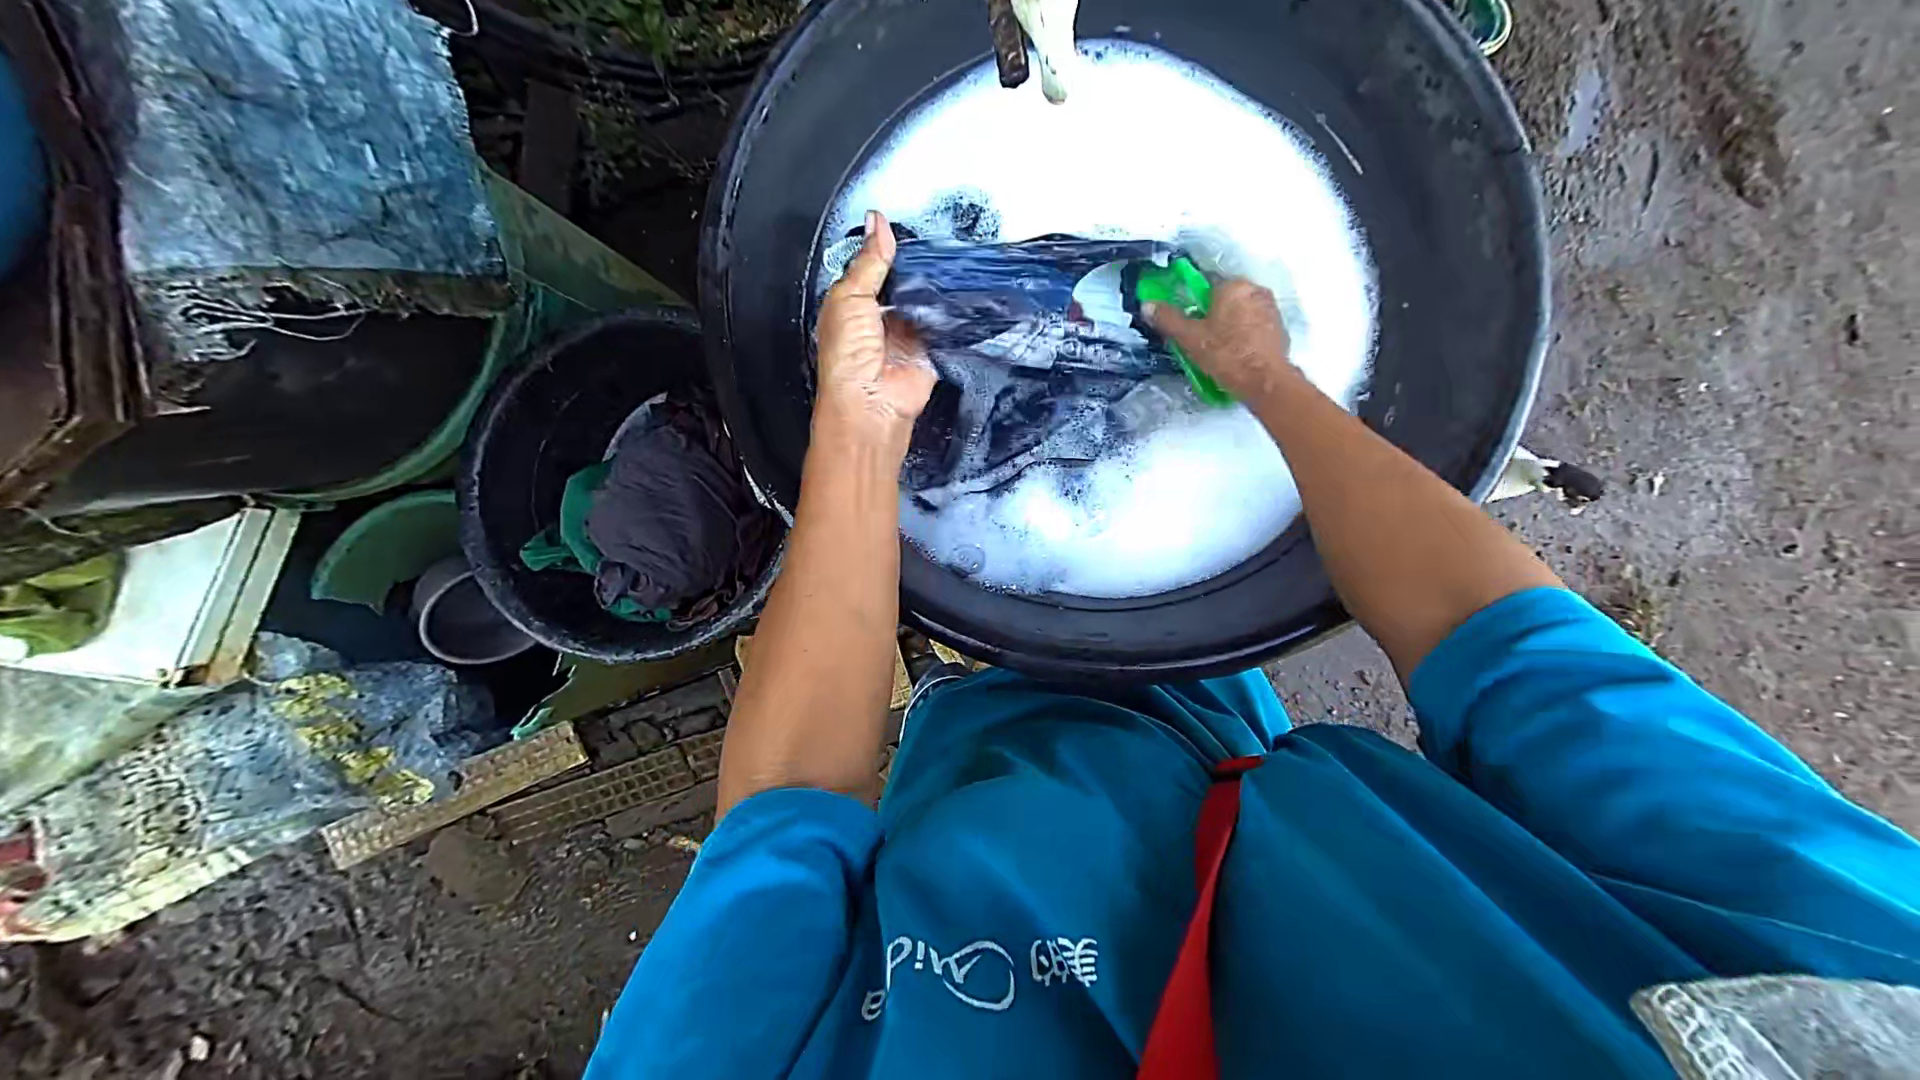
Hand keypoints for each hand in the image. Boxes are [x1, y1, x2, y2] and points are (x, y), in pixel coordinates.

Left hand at [814, 211, 937, 454]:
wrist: (871, 403)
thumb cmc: (847, 357)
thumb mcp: (850, 296)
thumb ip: (869, 261)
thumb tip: (877, 222)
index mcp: (852, 305)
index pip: (873, 269)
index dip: (886, 251)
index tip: (903, 230)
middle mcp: (879, 320)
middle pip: (903, 285)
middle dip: (916, 270)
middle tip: (933, 248)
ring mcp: (905, 336)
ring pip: (925, 303)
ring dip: (934, 292)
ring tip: (949, 269)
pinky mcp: (928, 352)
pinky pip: (942, 327)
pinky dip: (949, 315)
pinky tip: (957, 298)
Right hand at [1144, 279, 1298, 405]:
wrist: (1264, 381)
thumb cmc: (1226, 355)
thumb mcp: (1190, 338)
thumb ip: (1168, 319)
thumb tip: (1147, 305)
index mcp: (1232, 286)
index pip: (1206, 282)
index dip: (1192, 299)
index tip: (1186, 317)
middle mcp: (1255, 289)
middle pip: (1225, 296)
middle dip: (1212, 312)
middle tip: (1199, 335)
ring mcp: (1271, 307)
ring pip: (1241, 310)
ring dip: (1229, 322)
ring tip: (1217, 346)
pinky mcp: (1279, 327)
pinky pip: (1254, 324)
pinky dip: (1244, 333)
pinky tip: (1235, 352)